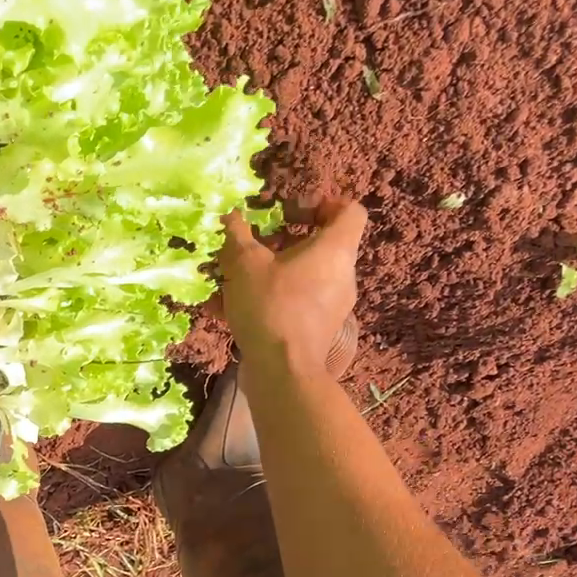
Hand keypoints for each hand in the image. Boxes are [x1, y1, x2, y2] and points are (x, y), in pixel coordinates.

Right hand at [217, 196, 367, 377]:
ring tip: (231, 282)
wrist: (283, 372)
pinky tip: (227, 312)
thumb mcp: (244, 265)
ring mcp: (331, 306)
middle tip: (252, 247)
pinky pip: (292, 305)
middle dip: (281, 244)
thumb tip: (232, 216)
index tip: (289, 212)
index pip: (348, 211)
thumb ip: (238, 236)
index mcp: (334, 249)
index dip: (322, 204)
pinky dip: (266, 302)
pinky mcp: (316, 331)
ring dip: (268, 275)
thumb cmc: (271, 306)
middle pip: (319, 246)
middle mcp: (341, 275)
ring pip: (300, 279)